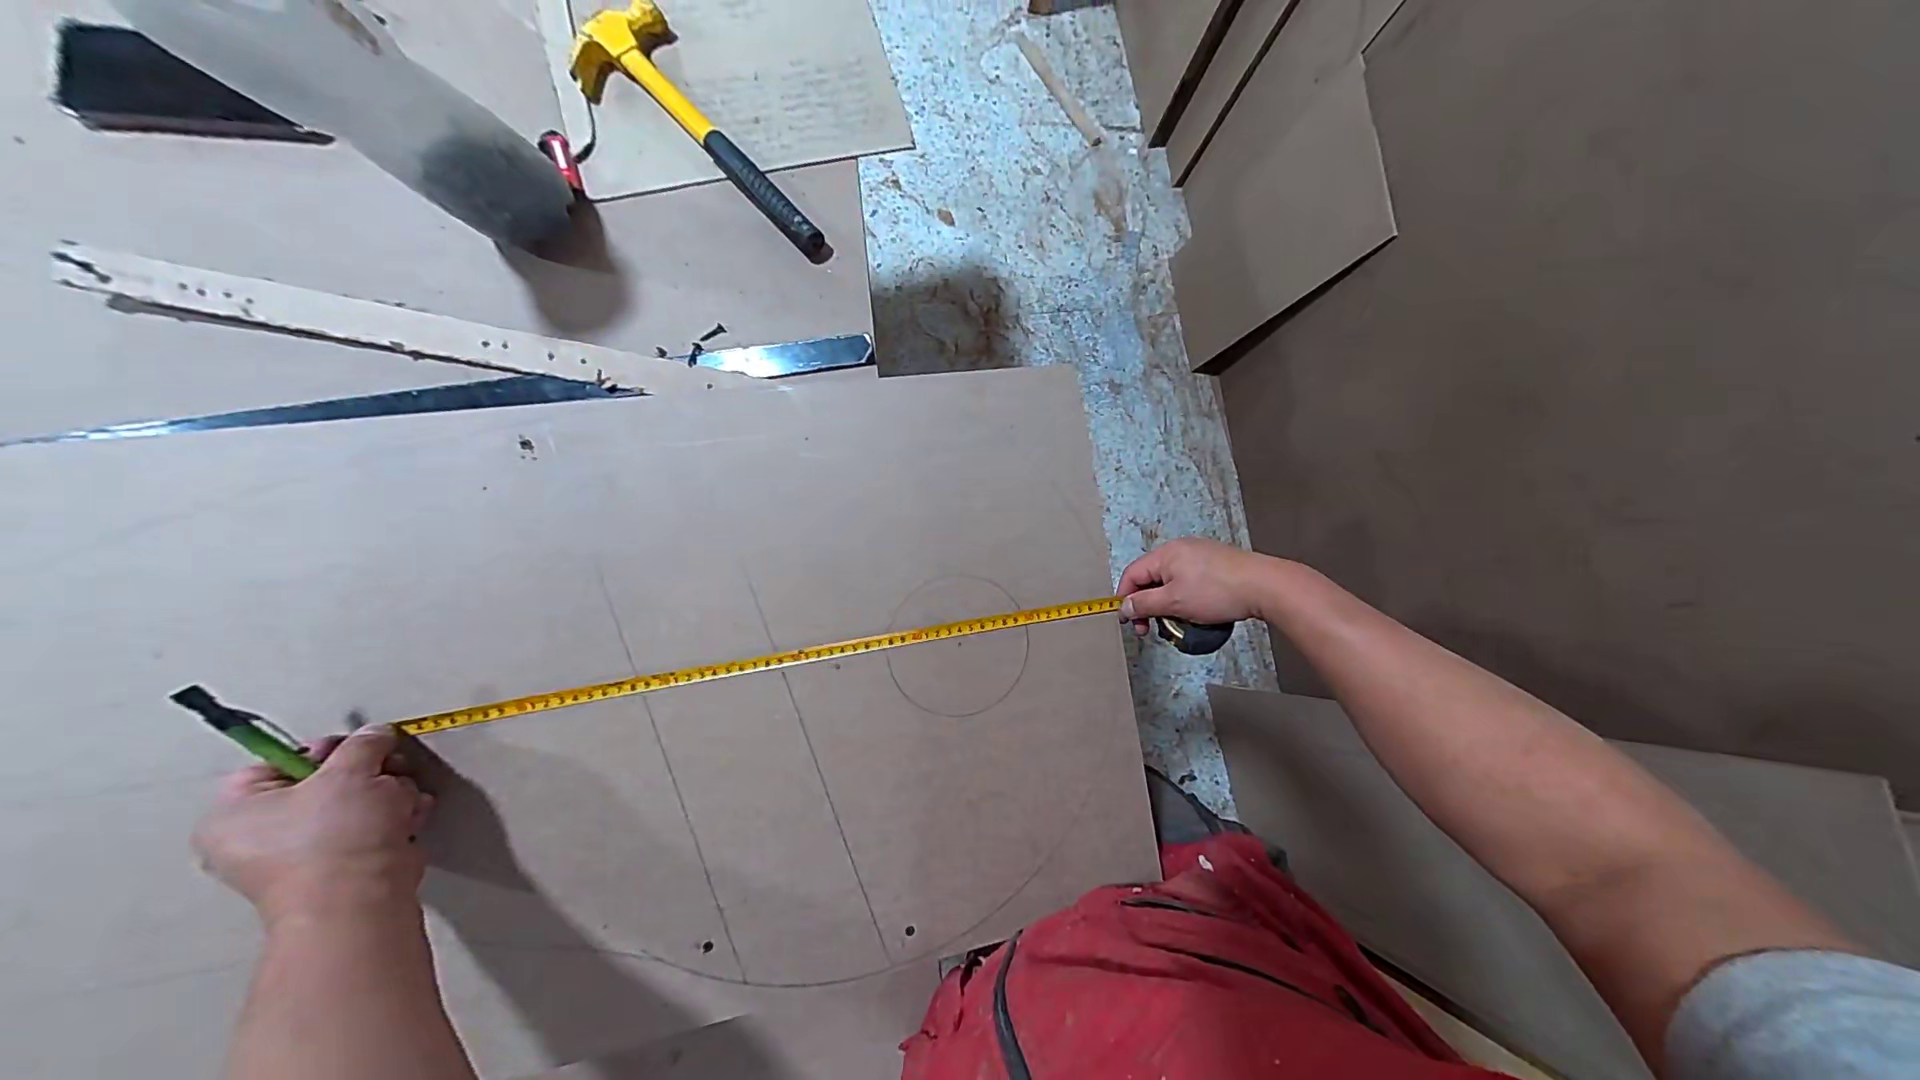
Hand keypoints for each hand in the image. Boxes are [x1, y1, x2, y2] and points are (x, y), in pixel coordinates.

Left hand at [192, 725, 434, 924]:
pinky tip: (407, 821)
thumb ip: (364, 743)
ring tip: (401, 804)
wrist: (359, 896)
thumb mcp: (351, 769)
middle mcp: (259, 835)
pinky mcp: (340, 865)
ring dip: (392, 795)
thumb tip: (376, 734)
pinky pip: (369, 826)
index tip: (360, 749)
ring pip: (358, 801)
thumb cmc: (336, 831)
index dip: (325, 749)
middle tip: (391, 771)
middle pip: (327, 780)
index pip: (280, 761)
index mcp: (235, 812)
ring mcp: (302, 854)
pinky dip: (395, 818)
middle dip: (372, 773)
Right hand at [1116, 538, 1281, 635]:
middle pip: (1151, 578)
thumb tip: (1125, 606)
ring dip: (1168, 604)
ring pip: (1171, 582)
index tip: (1129, 621)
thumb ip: (1144, 604)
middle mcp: (1180, 549)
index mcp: (1165, 554)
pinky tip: (1196, 612)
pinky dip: (1185, 598)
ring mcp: (1200, 555)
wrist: (1265, 586)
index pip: (1132, 574)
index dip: (1126, 599)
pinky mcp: (1216, 564)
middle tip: (1152, 628)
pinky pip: (1189, 581)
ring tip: (1179, 621)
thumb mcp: (1173, 602)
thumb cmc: (1218, 591)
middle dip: (1149, 605)